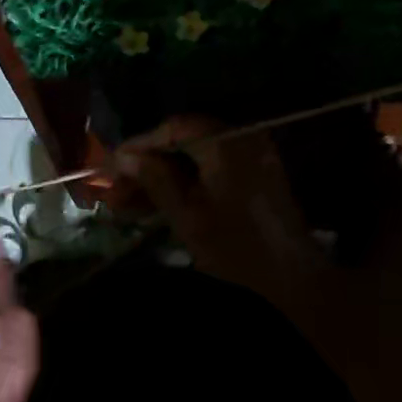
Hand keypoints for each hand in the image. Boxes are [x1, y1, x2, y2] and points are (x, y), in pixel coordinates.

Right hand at [114, 117, 342, 320]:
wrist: (290, 272)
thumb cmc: (236, 246)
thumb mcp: (187, 215)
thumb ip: (155, 180)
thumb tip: (124, 157)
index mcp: (224, 143)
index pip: (172, 129)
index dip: (138, 147)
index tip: (111, 168)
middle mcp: (239, 138)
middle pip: (182, 142)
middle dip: (147, 167)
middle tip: (116, 193)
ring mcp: (250, 156)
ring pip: (194, 159)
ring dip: (162, 179)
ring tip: (129, 205)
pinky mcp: (254, 175)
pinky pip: (211, 170)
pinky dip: (185, 184)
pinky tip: (160, 205)